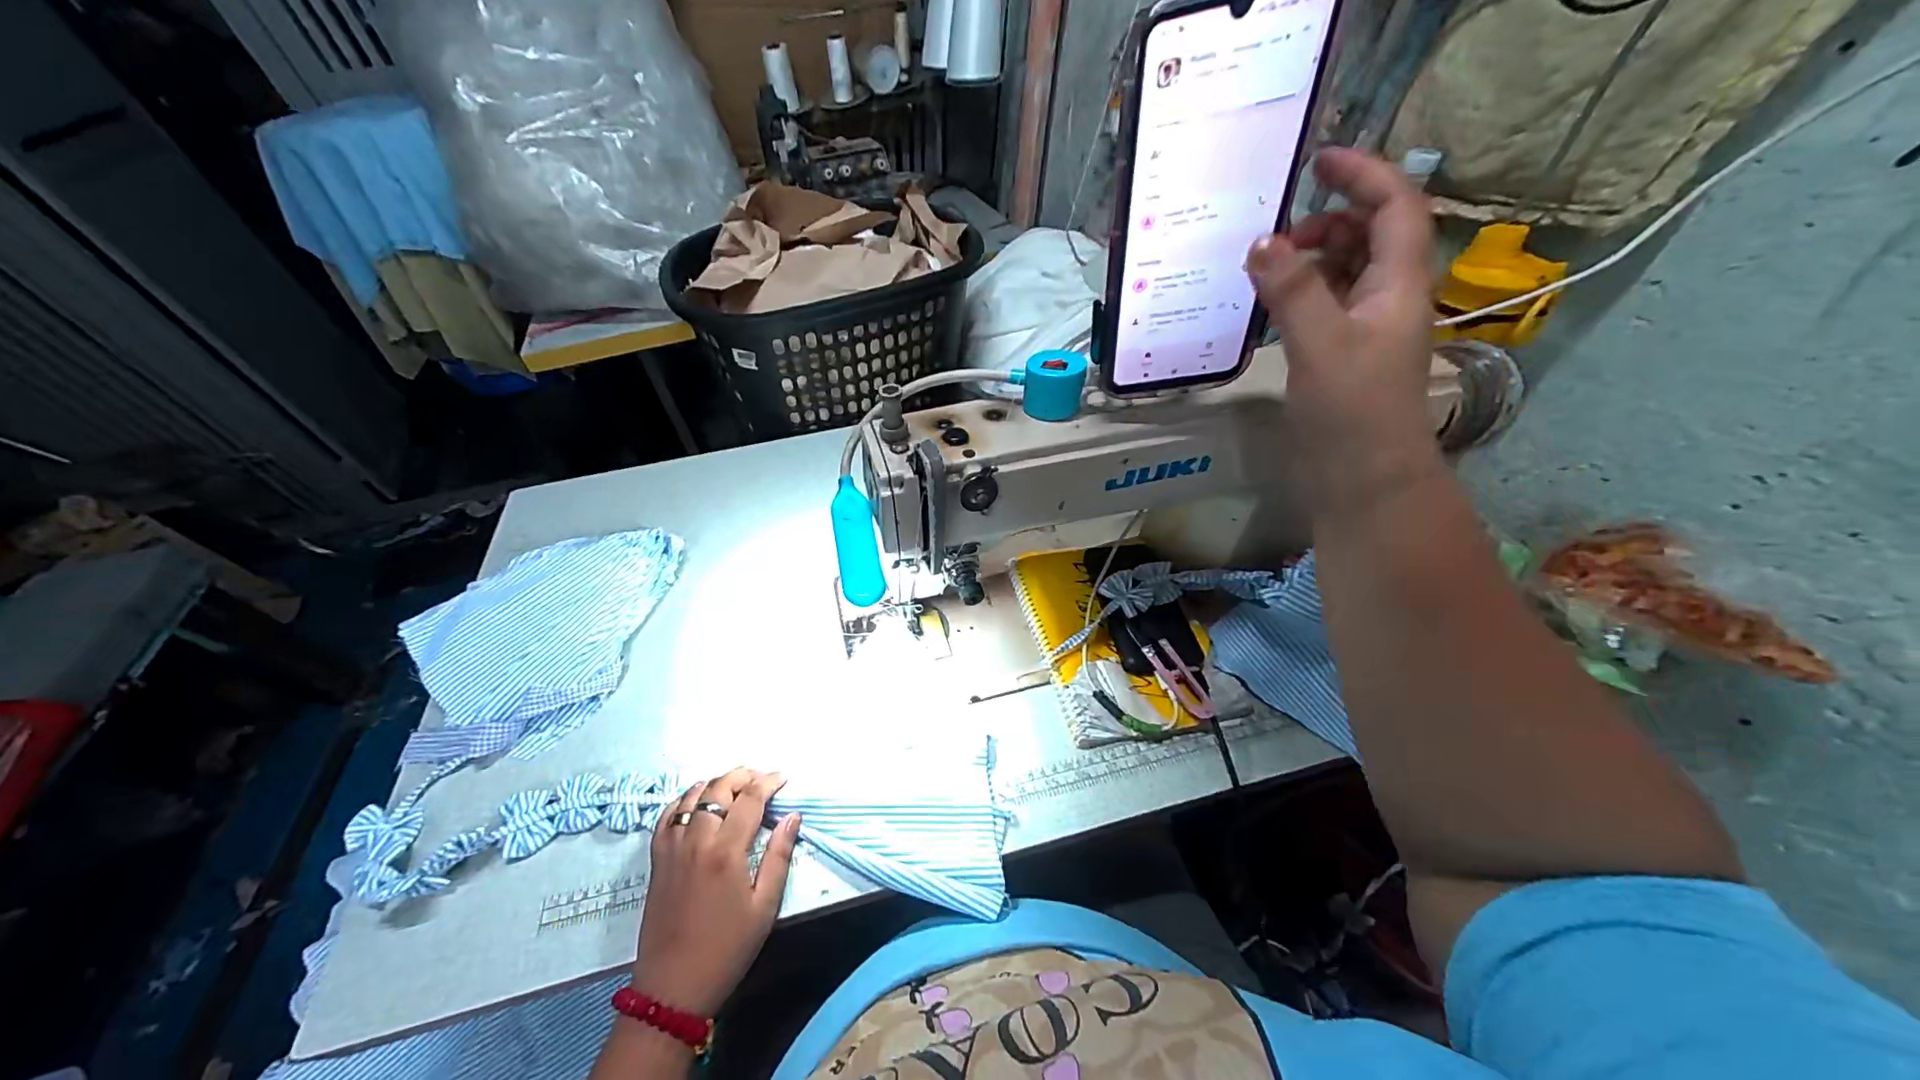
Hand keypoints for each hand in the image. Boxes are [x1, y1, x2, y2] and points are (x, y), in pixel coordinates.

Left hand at [631, 768, 800, 1015]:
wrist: (673, 987)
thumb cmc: (727, 949)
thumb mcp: (765, 906)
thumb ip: (779, 856)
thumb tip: (792, 817)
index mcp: (726, 851)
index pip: (749, 798)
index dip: (768, 782)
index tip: (783, 778)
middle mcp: (696, 840)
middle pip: (718, 789)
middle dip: (742, 776)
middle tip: (760, 778)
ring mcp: (671, 848)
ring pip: (690, 796)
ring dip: (715, 784)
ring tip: (734, 786)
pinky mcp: (657, 860)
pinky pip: (667, 816)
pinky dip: (683, 800)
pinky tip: (696, 802)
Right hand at [1247, 148, 1443, 516]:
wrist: (1363, 477)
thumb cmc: (1354, 410)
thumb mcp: (1322, 344)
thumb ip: (1293, 291)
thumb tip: (1261, 241)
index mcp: (1398, 284)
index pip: (1395, 207)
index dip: (1363, 175)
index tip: (1318, 159)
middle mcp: (1387, 298)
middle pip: (1368, 234)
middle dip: (1327, 219)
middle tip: (1276, 235)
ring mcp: (1364, 328)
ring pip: (1344, 270)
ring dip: (1309, 257)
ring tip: (1265, 268)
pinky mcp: (1341, 354)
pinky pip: (1323, 304)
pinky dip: (1298, 292)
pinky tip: (1267, 305)